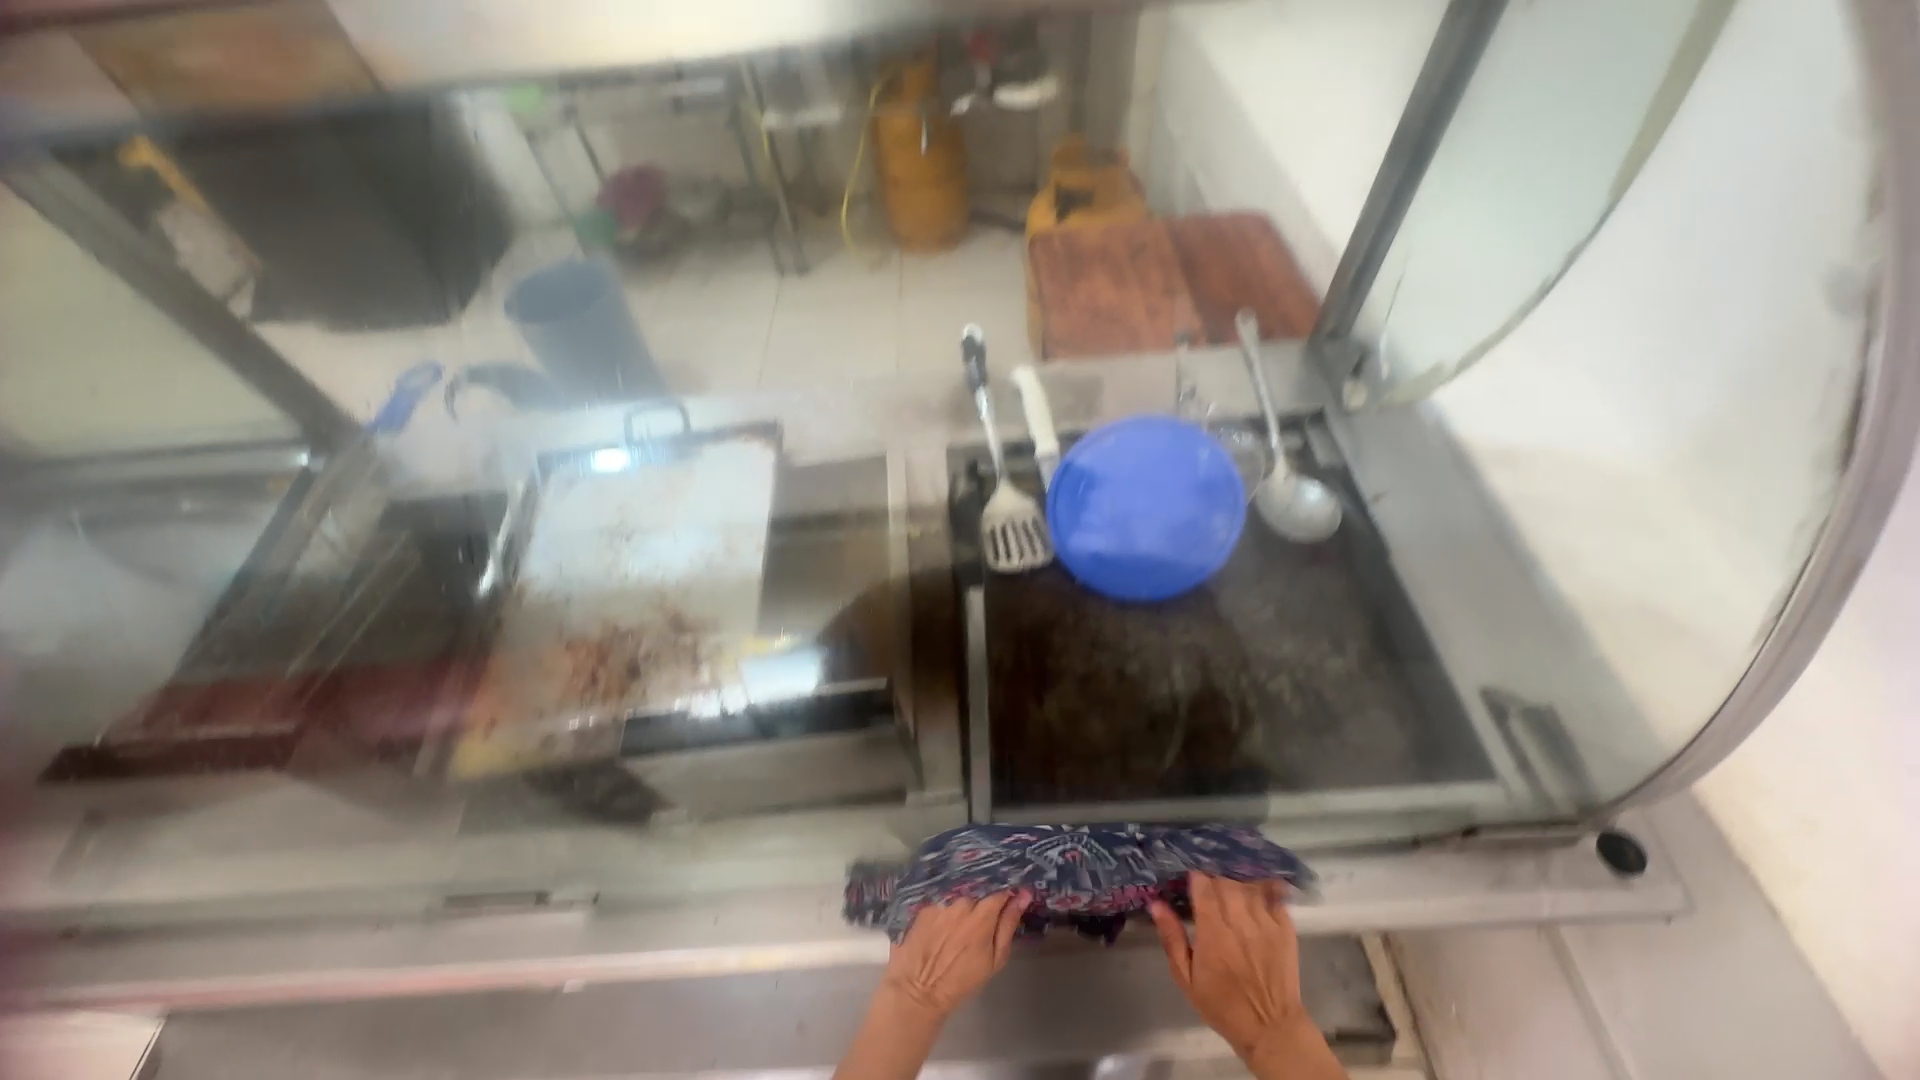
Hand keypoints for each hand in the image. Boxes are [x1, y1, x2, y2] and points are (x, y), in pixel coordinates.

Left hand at [880, 891, 1031, 1017]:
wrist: (919, 991)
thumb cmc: (962, 980)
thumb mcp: (995, 959)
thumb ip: (1008, 924)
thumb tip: (1023, 896)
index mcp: (981, 916)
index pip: (999, 891)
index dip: (1005, 895)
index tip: (1007, 901)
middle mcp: (960, 903)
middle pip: (977, 893)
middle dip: (981, 902)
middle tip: (978, 920)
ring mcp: (939, 902)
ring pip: (958, 895)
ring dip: (962, 905)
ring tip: (957, 922)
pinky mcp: (922, 906)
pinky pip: (940, 899)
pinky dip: (944, 907)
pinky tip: (940, 923)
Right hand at [1148, 875, 1309, 1060]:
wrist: (1271, 1028)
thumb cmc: (1222, 1004)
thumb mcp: (1186, 978)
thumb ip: (1172, 938)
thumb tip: (1157, 904)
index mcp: (1214, 933)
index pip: (1204, 887)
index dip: (1196, 878)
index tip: (1191, 880)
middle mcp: (1240, 923)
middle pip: (1226, 881)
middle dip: (1215, 878)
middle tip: (1209, 886)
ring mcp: (1266, 924)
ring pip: (1249, 885)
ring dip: (1236, 882)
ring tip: (1230, 889)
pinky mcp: (1286, 929)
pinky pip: (1274, 896)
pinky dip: (1264, 888)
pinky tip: (1255, 891)